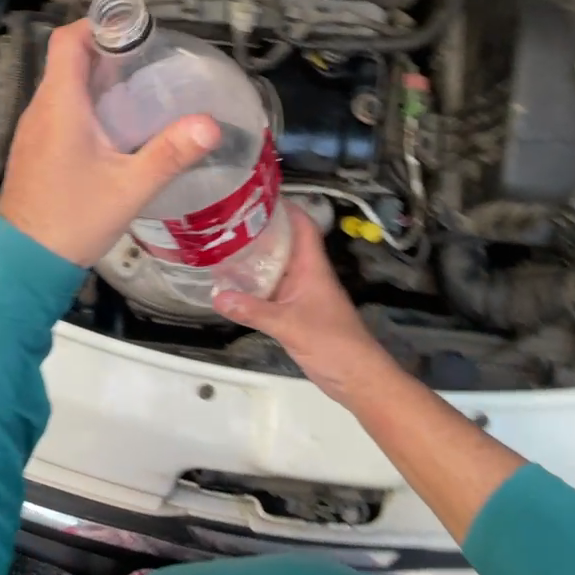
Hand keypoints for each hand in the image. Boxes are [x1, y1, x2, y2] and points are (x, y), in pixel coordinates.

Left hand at [0, 21, 220, 266]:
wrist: (26, 263)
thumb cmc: (73, 221)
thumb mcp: (130, 188)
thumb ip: (171, 154)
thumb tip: (210, 125)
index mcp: (60, 106)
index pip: (68, 41)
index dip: (97, 25)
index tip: (131, 29)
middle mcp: (40, 112)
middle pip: (67, 62)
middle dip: (104, 54)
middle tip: (145, 62)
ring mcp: (32, 133)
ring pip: (61, 89)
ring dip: (93, 82)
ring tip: (135, 93)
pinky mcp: (33, 153)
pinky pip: (56, 115)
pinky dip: (82, 108)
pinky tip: (111, 132)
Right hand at [213, 206, 400, 404]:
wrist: (357, 378)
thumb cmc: (333, 343)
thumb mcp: (290, 325)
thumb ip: (253, 311)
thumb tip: (217, 297)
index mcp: (312, 268)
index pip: (302, 225)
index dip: (283, 207)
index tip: (254, 196)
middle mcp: (306, 276)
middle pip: (283, 244)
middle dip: (258, 232)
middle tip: (224, 222)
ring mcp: (300, 296)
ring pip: (274, 269)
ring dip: (252, 260)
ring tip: (219, 248)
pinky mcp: (294, 314)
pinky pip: (269, 293)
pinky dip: (251, 288)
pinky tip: (230, 288)